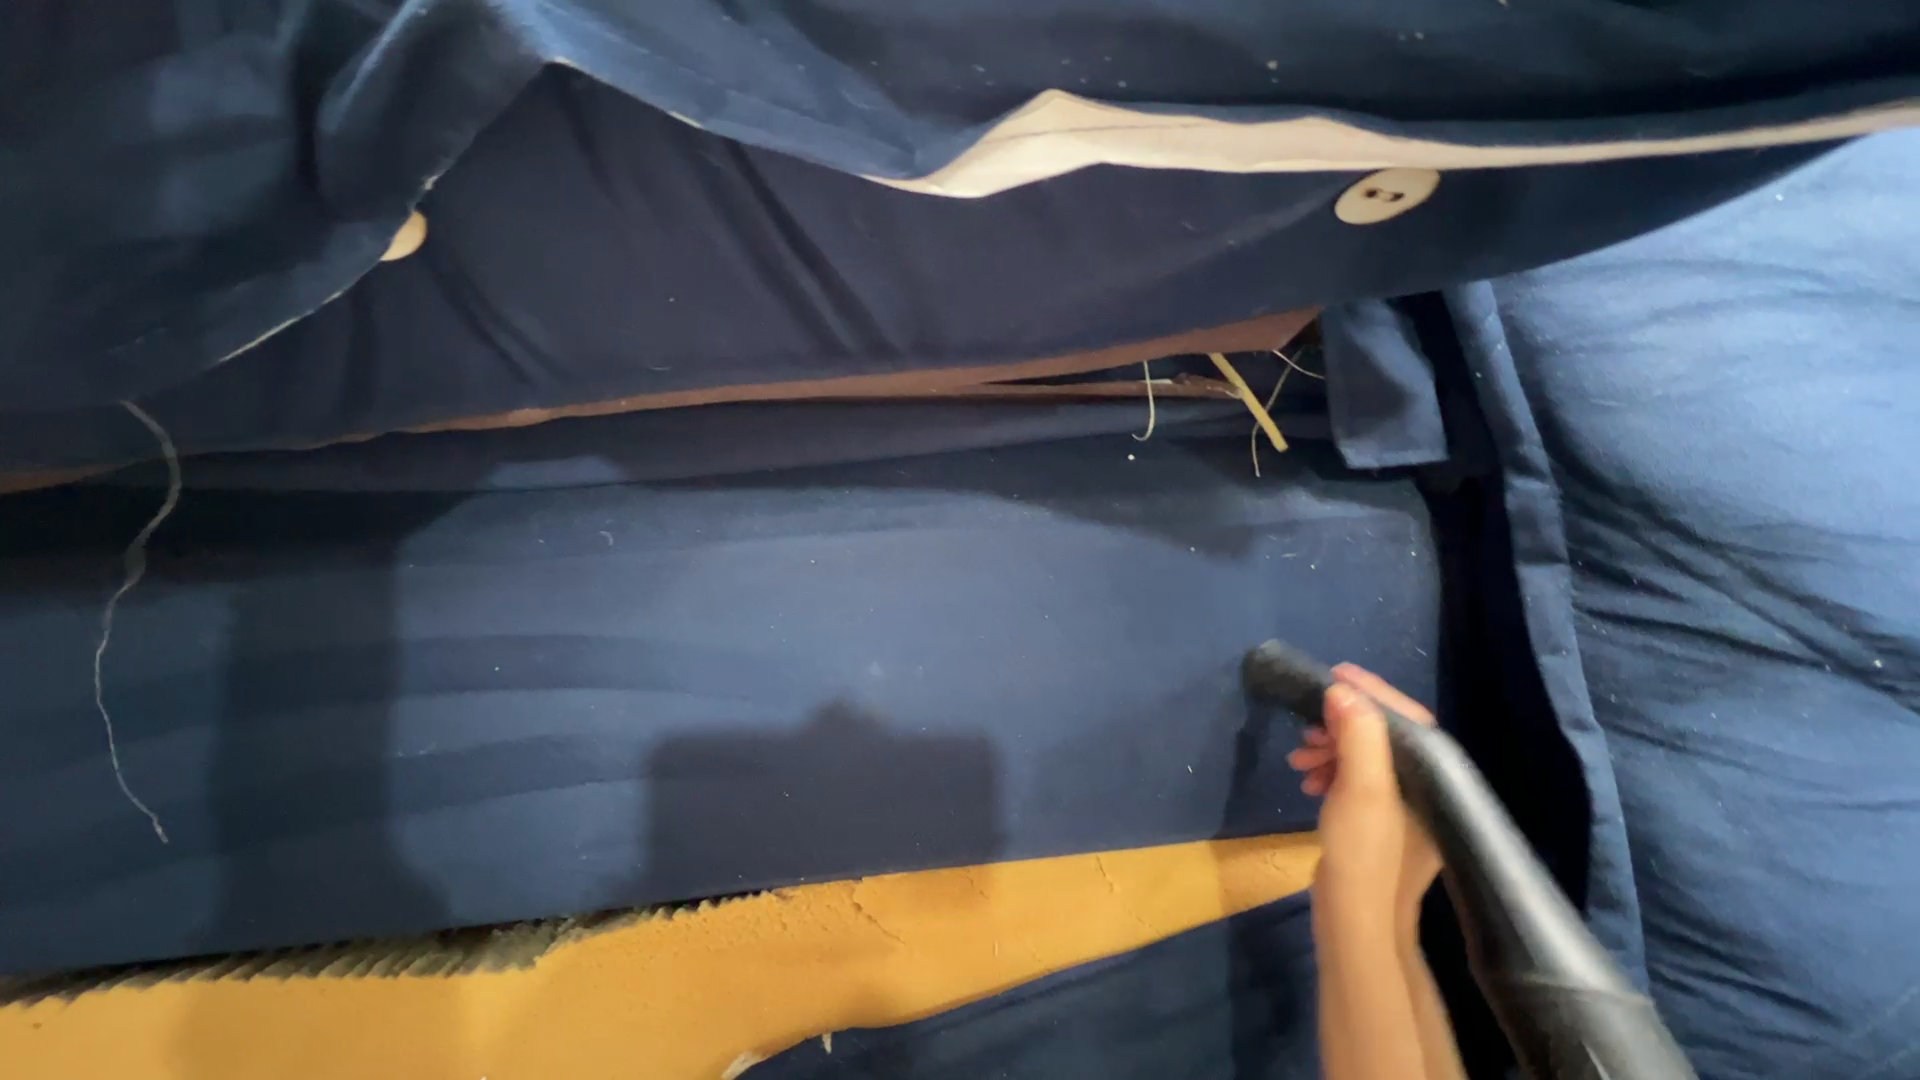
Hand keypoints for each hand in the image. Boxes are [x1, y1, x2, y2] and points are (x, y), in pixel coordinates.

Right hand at [1287, 664, 1442, 929]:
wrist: (1357, 922)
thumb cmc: (1364, 854)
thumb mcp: (1361, 790)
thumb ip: (1358, 738)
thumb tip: (1342, 690)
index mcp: (1431, 778)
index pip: (1407, 718)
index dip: (1371, 691)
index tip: (1333, 673)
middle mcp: (1425, 789)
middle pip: (1385, 735)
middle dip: (1341, 724)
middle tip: (1306, 728)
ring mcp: (1404, 808)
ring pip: (1368, 757)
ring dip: (1331, 748)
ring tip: (1300, 759)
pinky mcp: (1382, 823)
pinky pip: (1358, 778)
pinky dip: (1332, 771)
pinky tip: (1309, 780)